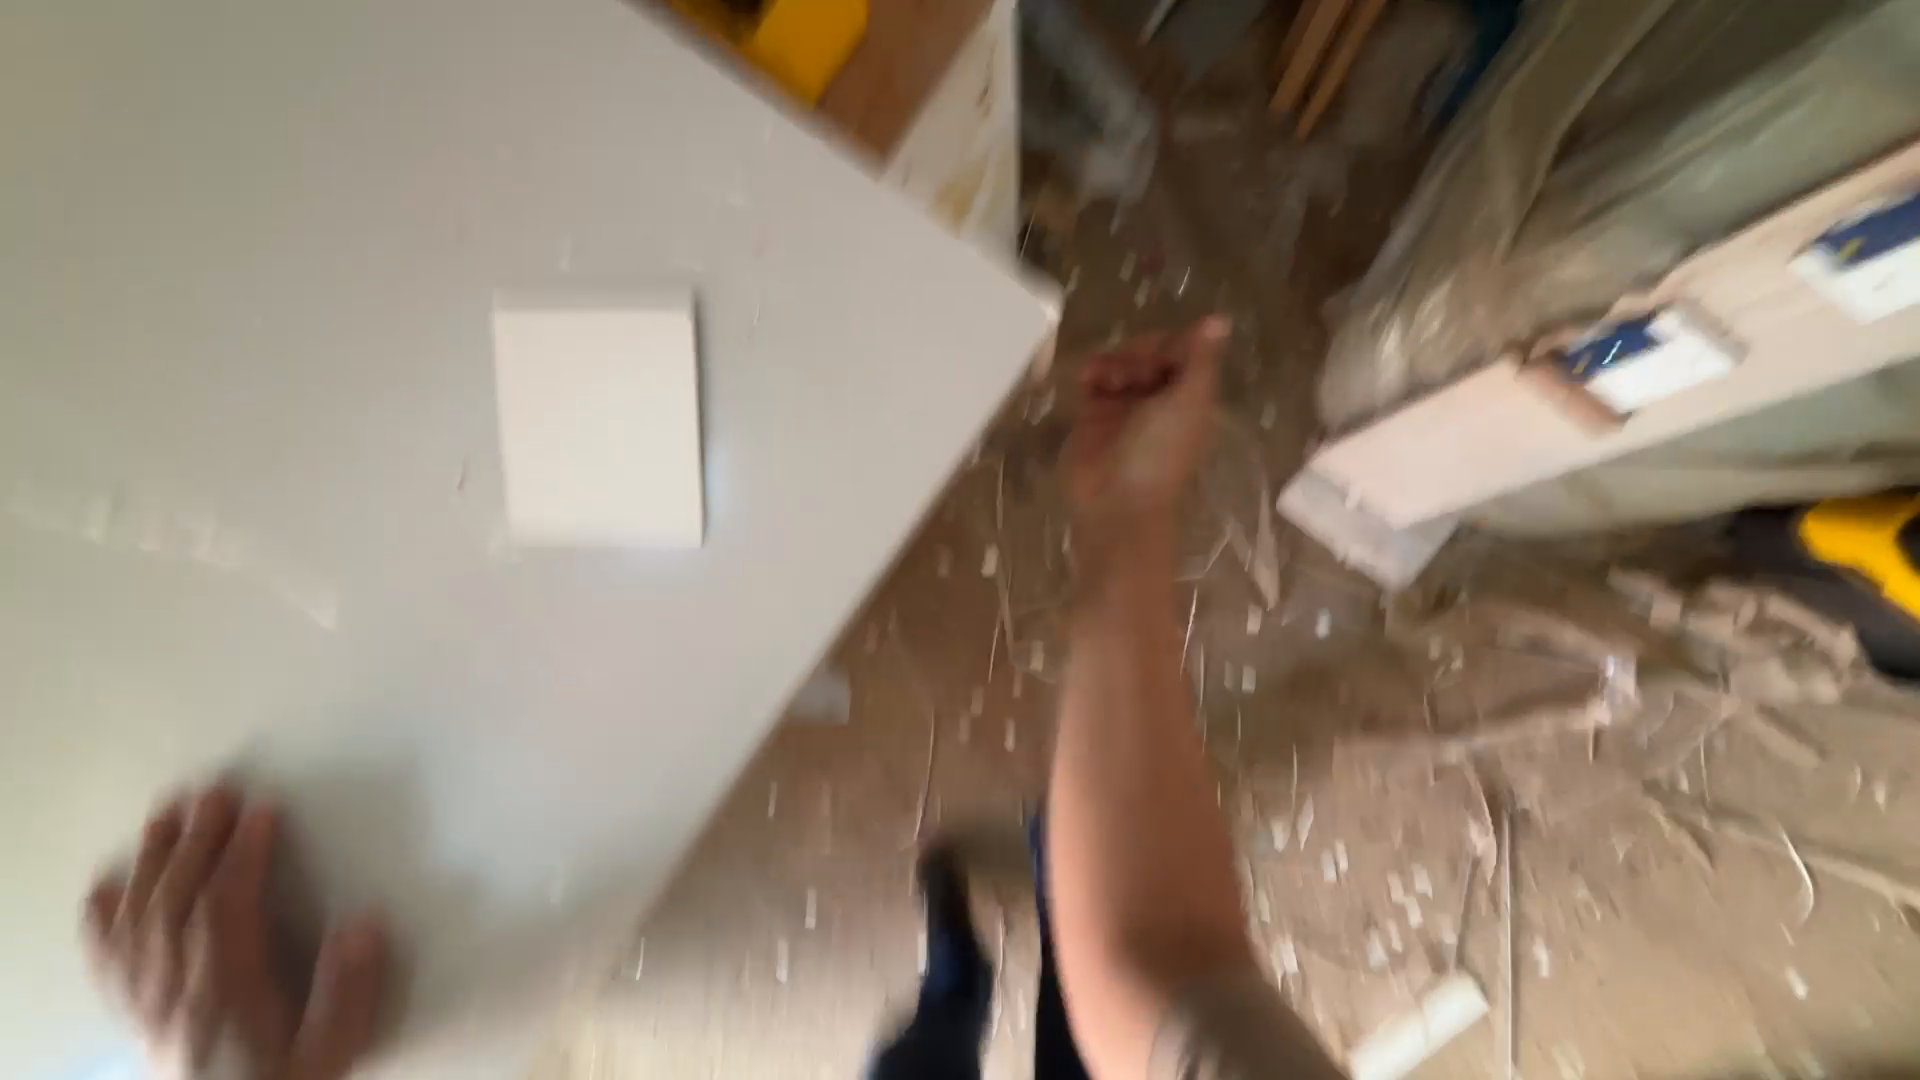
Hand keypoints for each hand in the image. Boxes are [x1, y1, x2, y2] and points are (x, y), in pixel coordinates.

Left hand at [82, 786, 388, 1079]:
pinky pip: (106, 960)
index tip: (264, 811)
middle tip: (215, 793)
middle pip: (174, 908)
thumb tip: (363, 923)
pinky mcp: (133, 1011)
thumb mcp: (332, 1049)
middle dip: (194, 845)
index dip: (241, 859)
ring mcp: (145, 1003)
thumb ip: (347, 990)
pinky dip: (101, 919)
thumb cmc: (290, 1079)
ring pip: (136, 923)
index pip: (224, 914)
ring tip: (168, 814)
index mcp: (225, 997)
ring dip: (152, 864)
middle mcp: (173, 994)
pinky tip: (108, 883)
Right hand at [1063, 317, 1226, 544]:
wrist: (1117, 503)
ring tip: (1104, 378)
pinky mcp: (1093, 418)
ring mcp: (1124, 410)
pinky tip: (1087, 378)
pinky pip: (1093, 382)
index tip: (1158, 355)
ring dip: (1112, 361)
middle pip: (1148, 355)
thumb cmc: (1161, 453)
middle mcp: (1159, 401)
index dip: (1169, 344)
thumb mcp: (1190, 401)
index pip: (1182, 352)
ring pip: (1120, 365)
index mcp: (1191, 398)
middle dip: (1136, 353)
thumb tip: (1221, 318)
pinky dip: (1091, 373)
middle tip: (1129, 372)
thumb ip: (1200, 358)